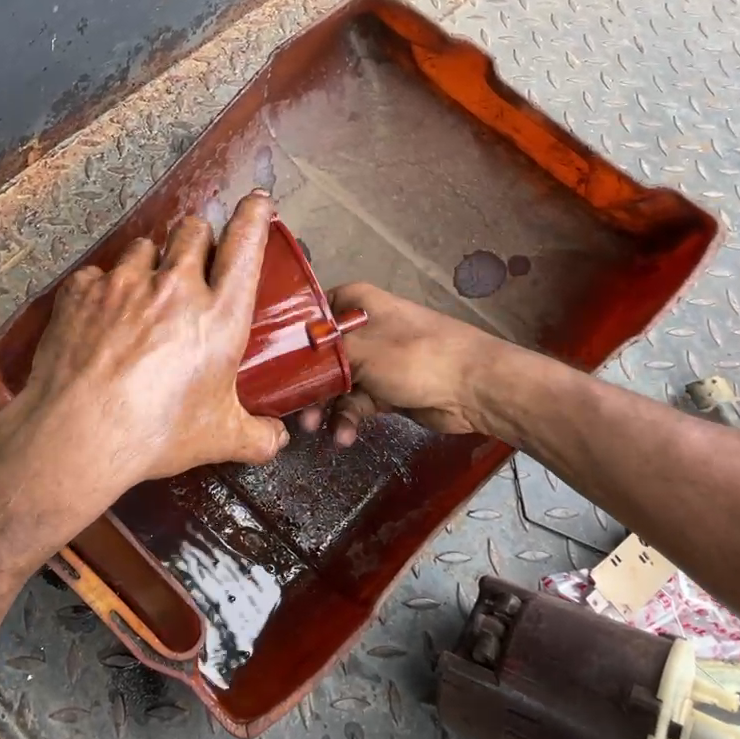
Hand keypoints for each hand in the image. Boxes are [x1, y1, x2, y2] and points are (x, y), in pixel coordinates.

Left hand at [0, 192, 290, 553]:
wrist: (77, 434)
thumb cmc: (154, 434)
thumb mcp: (218, 439)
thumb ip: (256, 436)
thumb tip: (276, 441)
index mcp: (219, 317)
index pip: (245, 247)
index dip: (254, 217)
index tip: (257, 202)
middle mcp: (174, 288)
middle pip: (192, 230)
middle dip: (195, 238)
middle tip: (190, 263)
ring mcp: (124, 284)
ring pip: (143, 245)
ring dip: (148, 261)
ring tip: (141, 292)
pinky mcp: (82, 291)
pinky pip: (97, 273)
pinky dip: (102, 288)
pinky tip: (99, 315)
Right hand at [298, 282, 516, 442]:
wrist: (475, 388)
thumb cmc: (415, 355)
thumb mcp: (359, 349)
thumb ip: (319, 354)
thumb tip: (282, 360)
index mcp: (355, 303)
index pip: (308, 313)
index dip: (287, 337)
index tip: (264, 361)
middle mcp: (360, 327)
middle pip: (318, 354)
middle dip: (304, 383)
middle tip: (289, 406)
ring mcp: (373, 359)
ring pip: (334, 383)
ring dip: (324, 407)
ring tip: (315, 428)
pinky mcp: (384, 389)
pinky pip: (354, 403)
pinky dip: (347, 419)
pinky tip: (344, 435)